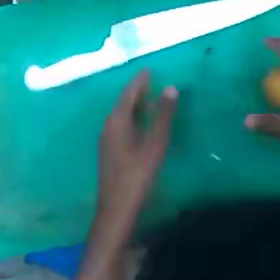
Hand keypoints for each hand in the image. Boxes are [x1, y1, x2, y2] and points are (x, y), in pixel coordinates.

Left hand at [96, 71, 177, 233]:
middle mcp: (108, 127)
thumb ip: (162, 117)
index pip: (128, 94)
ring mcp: (107, 141)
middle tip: (152, 79)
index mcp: (116, 122)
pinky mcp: (111, 151)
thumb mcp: (154, 146)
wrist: (116, 211)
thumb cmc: (136, 178)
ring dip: (136, 104)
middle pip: (123, 103)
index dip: (139, 81)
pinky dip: (134, 117)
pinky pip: (122, 125)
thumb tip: (171, 88)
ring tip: (152, 96)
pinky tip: (144, 122)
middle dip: (137, 91)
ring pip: (122, 115)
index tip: (149, 69)